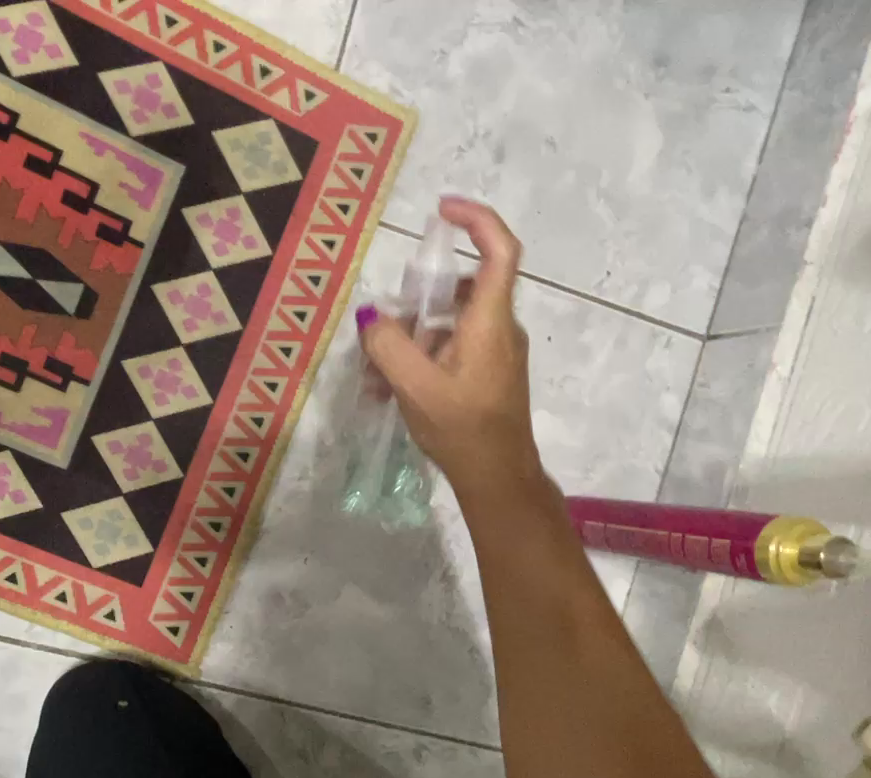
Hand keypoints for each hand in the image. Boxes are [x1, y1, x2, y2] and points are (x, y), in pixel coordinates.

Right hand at [357, 196, 543, 500]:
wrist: (496, 475)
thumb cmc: (461, 427)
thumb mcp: (414, 386)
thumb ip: (388, 346)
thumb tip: (370, 316)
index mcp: (490, 320)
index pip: (499, 250)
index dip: (476, 220)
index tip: (442, 210)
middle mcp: (499, 328)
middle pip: (464, 288)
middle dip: (420, 296)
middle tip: (386, 318)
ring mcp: (496, 352)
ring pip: (452, 322)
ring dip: (413, 334)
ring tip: (377, 365)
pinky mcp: (487, 374)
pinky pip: (452, 348)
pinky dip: (421, 356)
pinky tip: (389, 387)